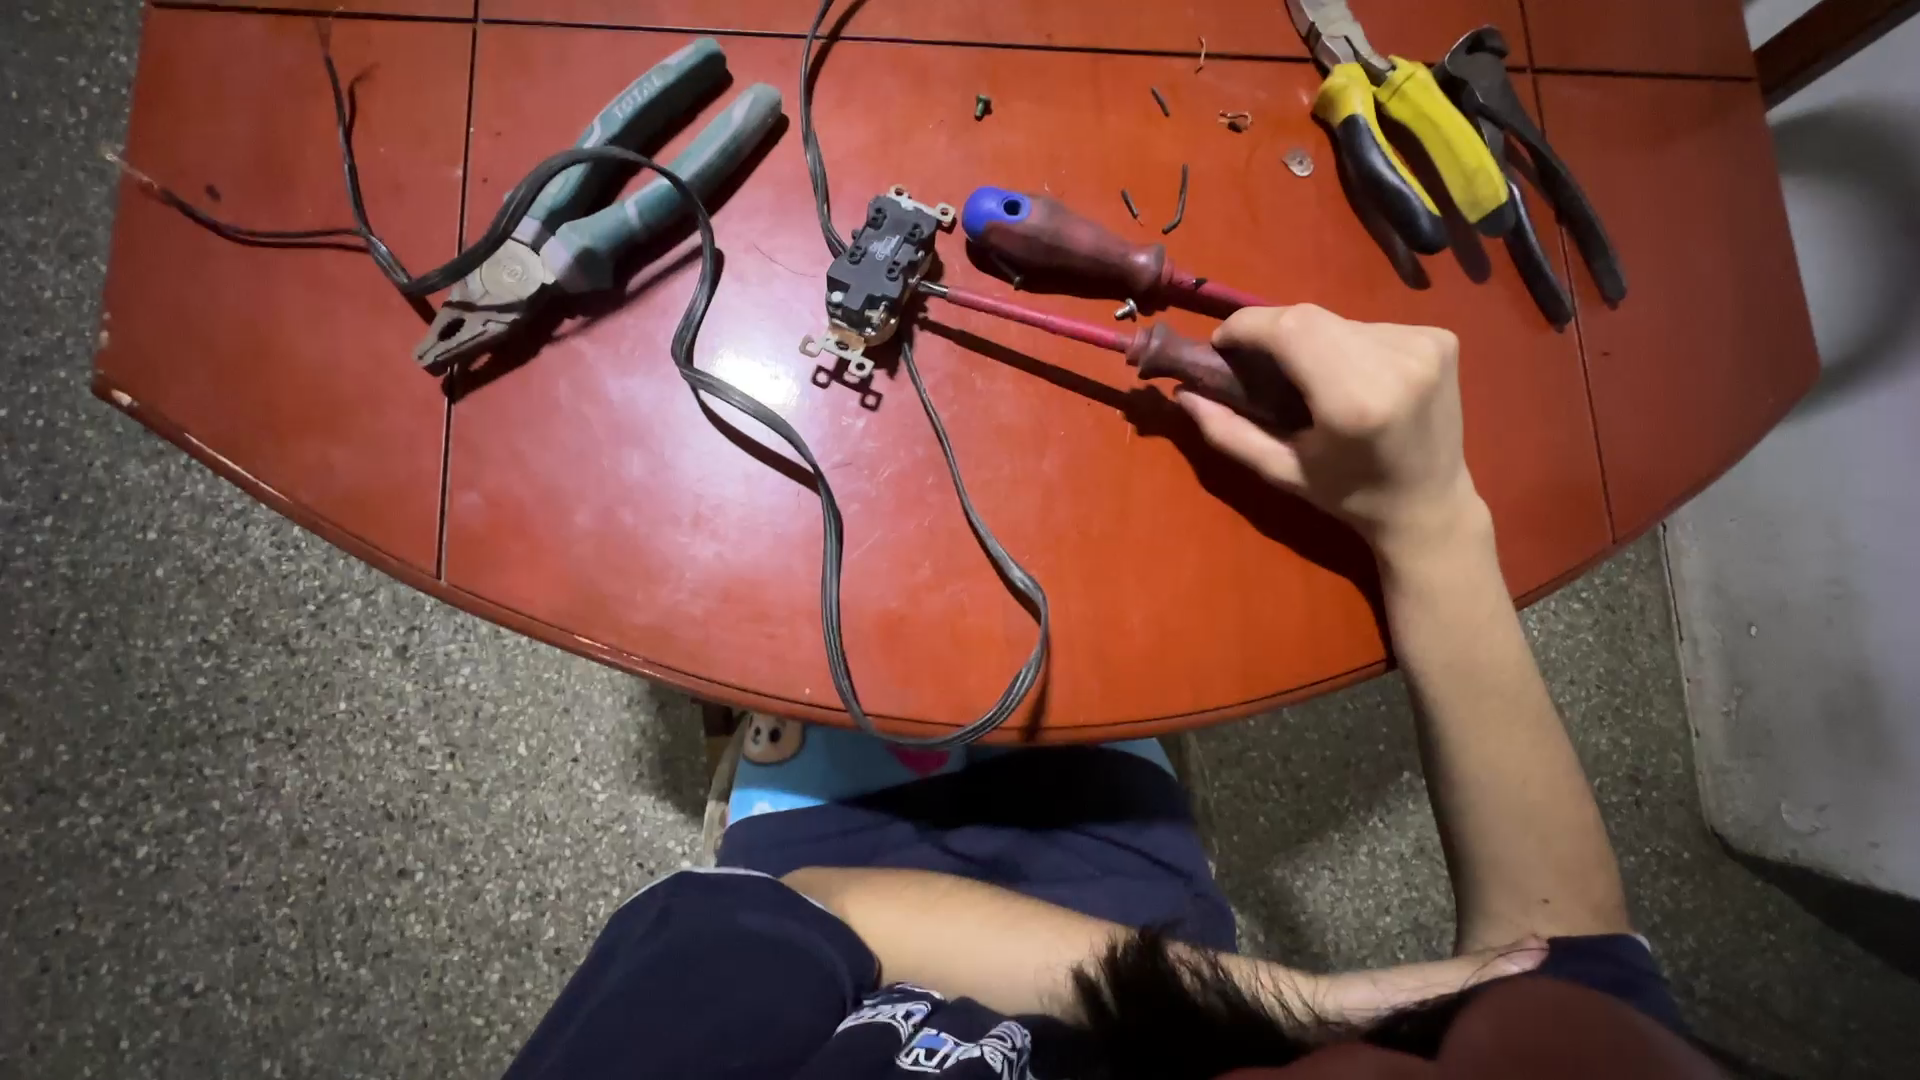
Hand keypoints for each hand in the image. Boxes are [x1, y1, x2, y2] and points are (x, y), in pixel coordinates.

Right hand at [1179, 304, 1484, 553]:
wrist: (1429, 504)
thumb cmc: (1348, 496)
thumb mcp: (1280, 471)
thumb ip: (1227, 432)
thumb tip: (1182, 394)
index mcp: (1355, 400)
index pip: (1290, 328)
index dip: (1246, 325)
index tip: (1221, 344)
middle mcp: (1397, 361)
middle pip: (1309, 316)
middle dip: (1270, 331)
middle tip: (1252, 360)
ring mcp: (1425, 344)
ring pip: (1336, 319)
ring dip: (1308, 339)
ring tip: (1305, 377)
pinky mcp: (1440, 337)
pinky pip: (1367, 325)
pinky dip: (1343, 343)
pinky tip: (1347, 376)